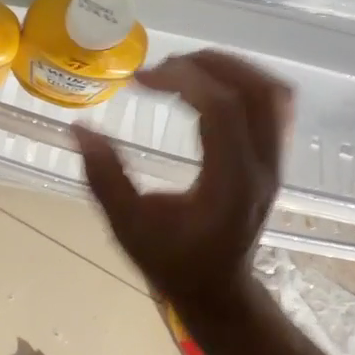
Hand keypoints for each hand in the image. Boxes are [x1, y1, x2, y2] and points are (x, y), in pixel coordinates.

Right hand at [72, 51, 291, 305]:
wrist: (218, 289)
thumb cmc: (171, 261)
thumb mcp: (127, 227)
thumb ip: (105, 178)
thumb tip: (79, 128)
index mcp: (229, 185)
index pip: (221, 111)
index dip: (182, 81)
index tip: (139, 80)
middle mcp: (262, 167)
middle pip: (254, 91)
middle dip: (205, 65)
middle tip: (161, 68)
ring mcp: (276, 161)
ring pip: (271, 92)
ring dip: (228, 67)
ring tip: (184, 68)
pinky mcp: (275, 156)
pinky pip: (273, 103)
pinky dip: (242, 80)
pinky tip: (208, 84)